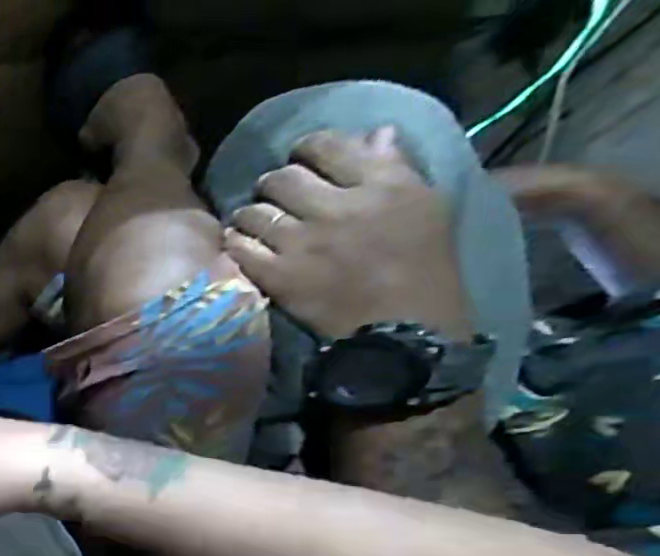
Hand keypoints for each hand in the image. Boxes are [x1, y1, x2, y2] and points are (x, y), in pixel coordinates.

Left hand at [223, 128, 474, 340]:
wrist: (401, 319)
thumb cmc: (421, 259)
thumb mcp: (424, 202)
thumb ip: (394, 166)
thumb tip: (373, 133)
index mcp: (381, 183)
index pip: (331, 146)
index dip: (307, 147)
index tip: (300, 156)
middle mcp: (337, 207)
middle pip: (283, 178)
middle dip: (272, 182)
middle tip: (272, 191)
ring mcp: (302, 242)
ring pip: (255, 212)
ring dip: (249, 213)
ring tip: (252, 219)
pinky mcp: (277, 273)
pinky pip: (240, 247)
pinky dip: (235, 241)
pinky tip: (239, 242)